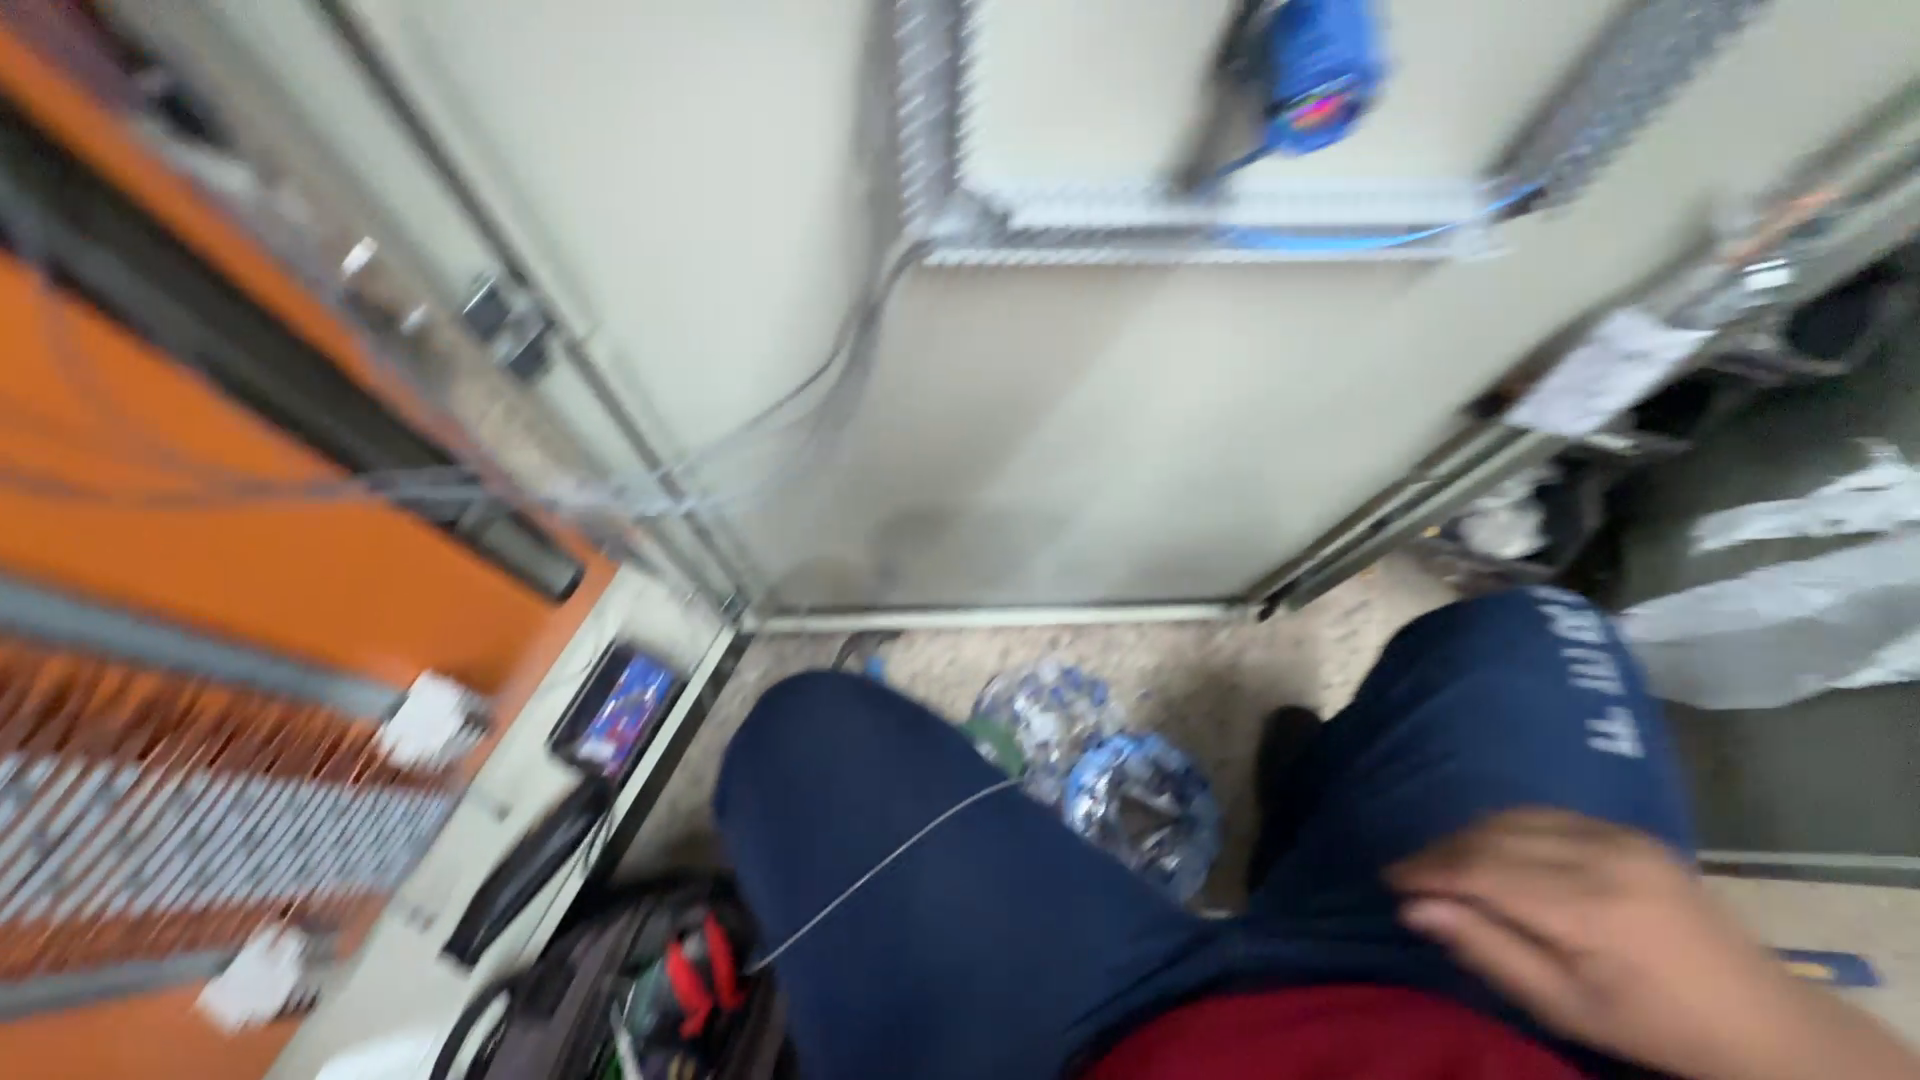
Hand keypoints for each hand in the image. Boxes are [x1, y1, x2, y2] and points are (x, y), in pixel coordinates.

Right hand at [1387, 808, 1918, 1079]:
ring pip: (1511, 817)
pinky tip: (1491, 848)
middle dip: (1439, 852)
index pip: (1478, 869)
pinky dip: (1503, 826)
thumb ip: (1486, 949)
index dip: (1425, 870)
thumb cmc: (1650, 1025)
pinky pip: (1542, 814)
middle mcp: (1598, 855)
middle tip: (1409, 875)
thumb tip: (1415, 907)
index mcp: (1586, 906)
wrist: (1761, 1020)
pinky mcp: (1627, 831)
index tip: (1389, 881)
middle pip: (1490, 836)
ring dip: (1466, 836)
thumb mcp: (1562, 1006)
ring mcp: (1617, 837)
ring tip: (1443, 863)